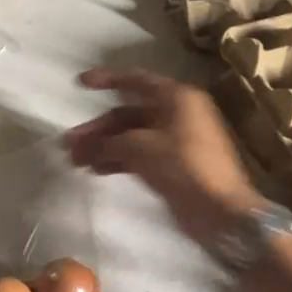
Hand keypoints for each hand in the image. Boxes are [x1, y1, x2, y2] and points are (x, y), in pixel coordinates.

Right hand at [65, 69, 266, 244]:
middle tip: (69, 143)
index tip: (79, 84)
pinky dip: (118, 159)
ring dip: (103, 146)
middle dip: (98, 128)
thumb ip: (106, 142)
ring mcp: (176, 139)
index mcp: (176, 98)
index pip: (135, 80)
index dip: (106, 79)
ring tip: (76, 161)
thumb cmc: (183, 166)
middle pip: (128, 113)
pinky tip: (96, 170)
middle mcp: (177, 113)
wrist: (221, 212)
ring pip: (131, 136)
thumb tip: (78, 145)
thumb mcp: (139, 148)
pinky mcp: (174, 163)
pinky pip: (139, 153)